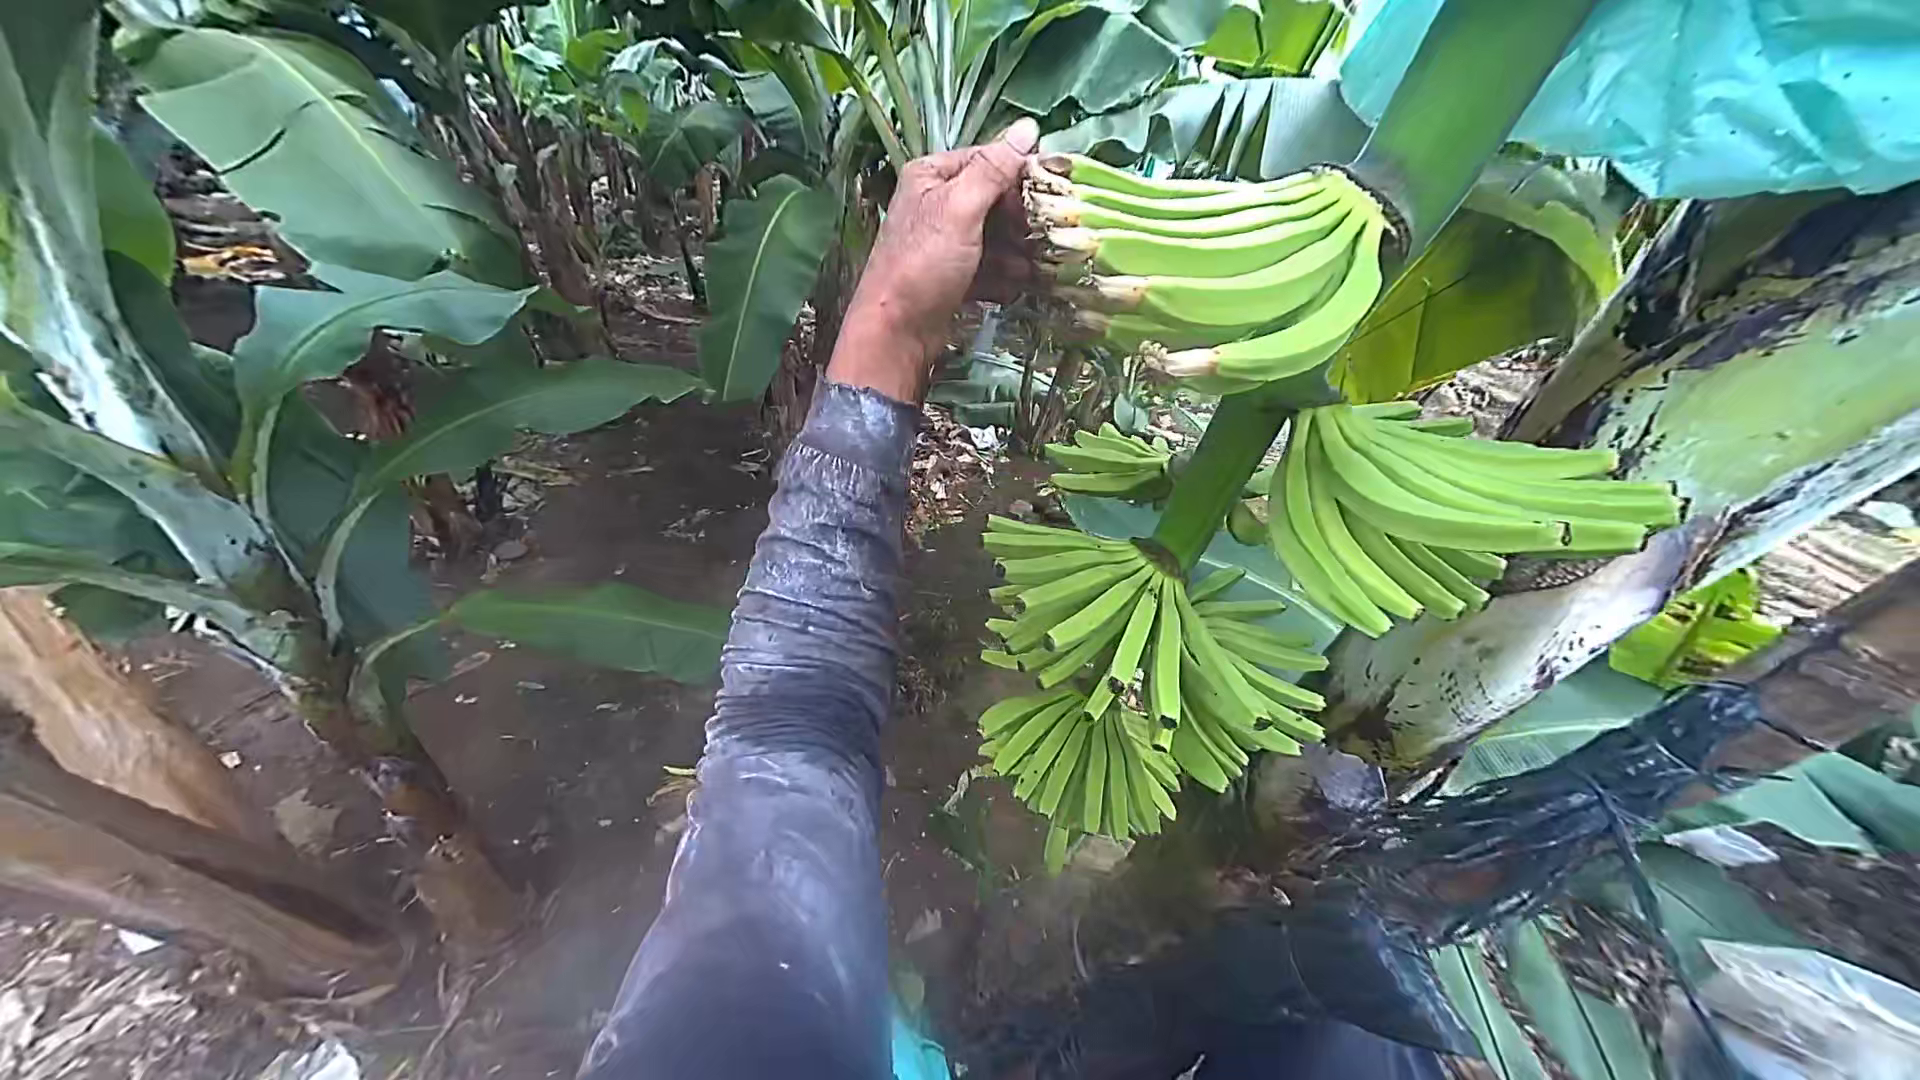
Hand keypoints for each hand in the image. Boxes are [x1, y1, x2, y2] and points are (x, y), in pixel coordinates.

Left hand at [829, 118, 1039, 403]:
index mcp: (932, 177)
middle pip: (993, 203)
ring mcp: (944, 246)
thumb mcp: (959, 208)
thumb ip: (993, 170)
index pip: (987, 161)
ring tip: (1040, 268)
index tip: (1051, 197)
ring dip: (1017, 253)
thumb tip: (1029, 128)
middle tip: (1048, 238)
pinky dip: (1003, 278)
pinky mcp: (950, 280)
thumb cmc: (924, 264)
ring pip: (992, 239)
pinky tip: (1019, 288)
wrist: (897, 332)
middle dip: (1021, 221)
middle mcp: (937, 206)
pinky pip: (985, 270)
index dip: (1020, 177)